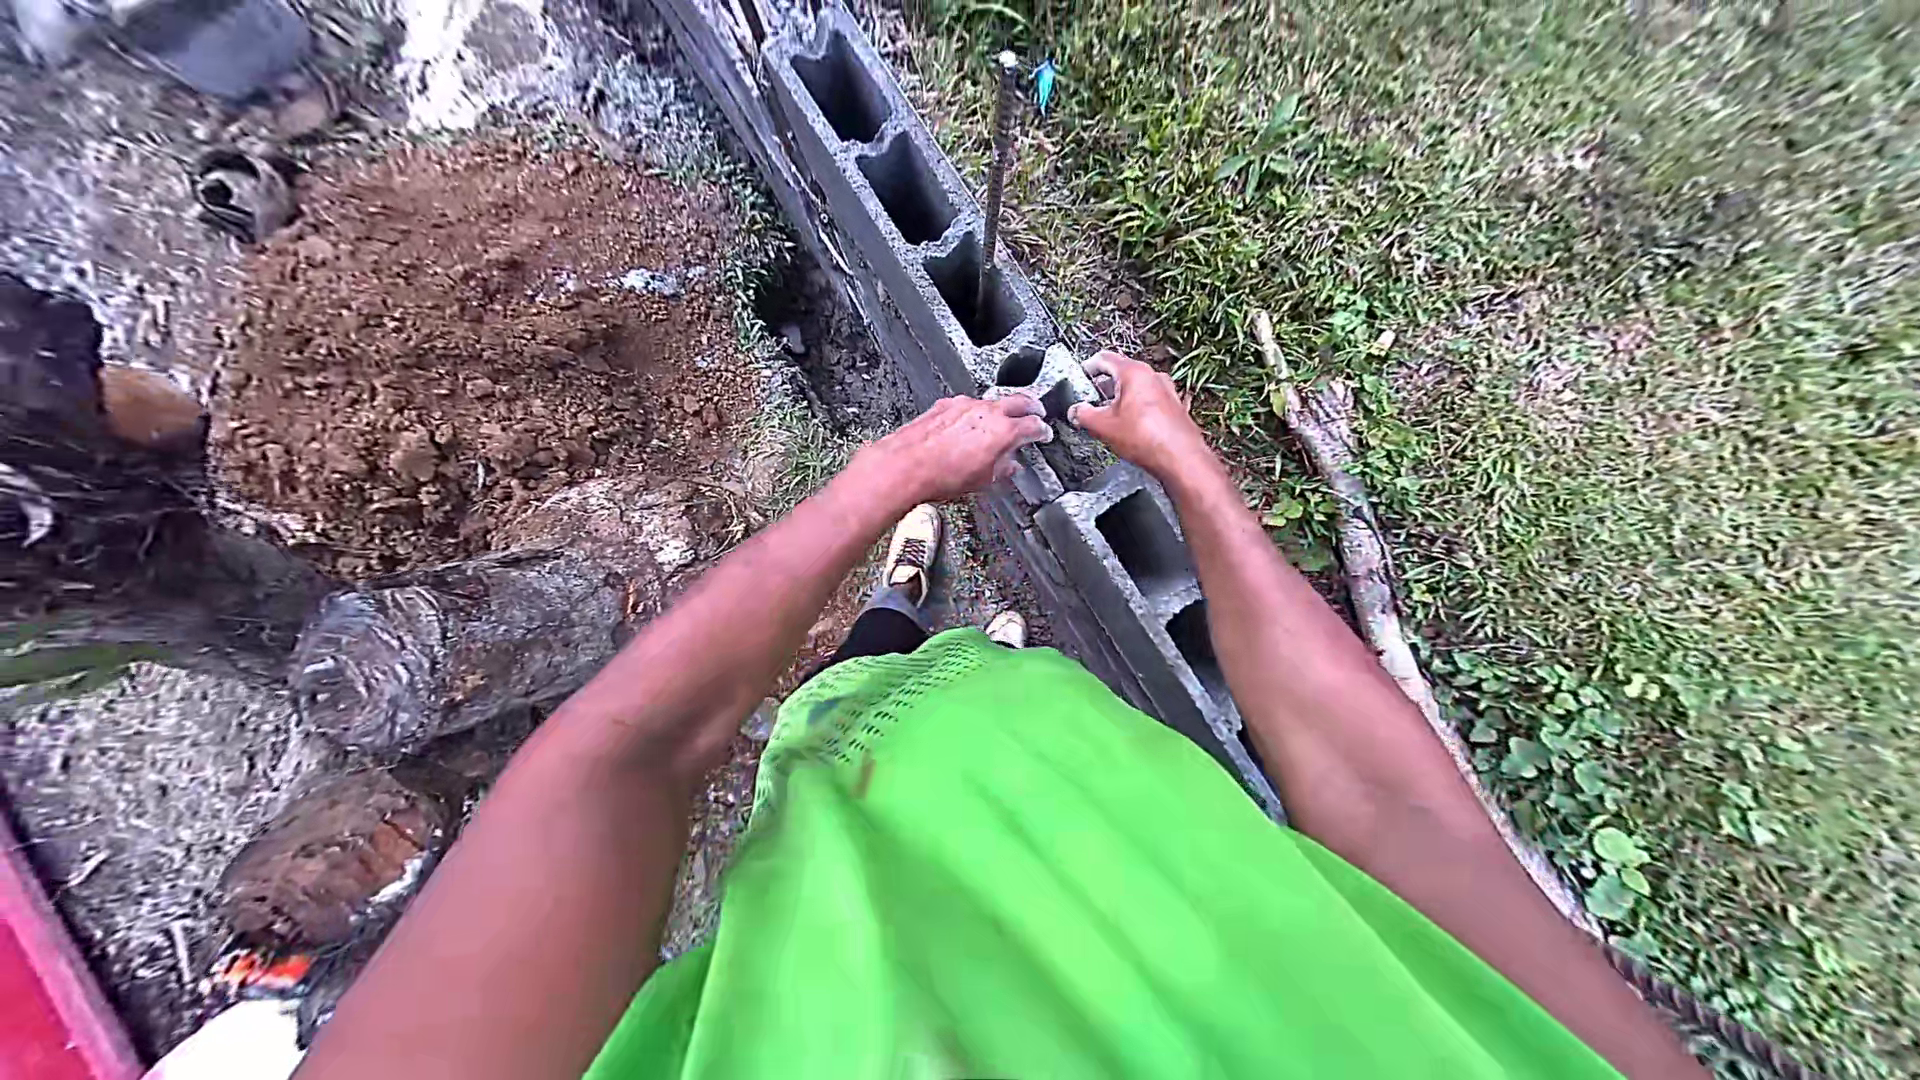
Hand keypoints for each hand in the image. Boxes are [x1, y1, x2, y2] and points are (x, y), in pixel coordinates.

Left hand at [847, 394, 1051, 508]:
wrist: (905, 466)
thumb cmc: (940, 476)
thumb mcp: (983, 481)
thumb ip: (1003, 469)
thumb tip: (1010, 466)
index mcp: (1003, 430)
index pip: (1033, 425)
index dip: (1042, 430)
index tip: (1043, 433)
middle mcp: (986, 411)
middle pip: (1019, 401)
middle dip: (1031, 407)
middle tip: (1036, 413)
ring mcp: (964, 405)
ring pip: (991, 402)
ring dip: (1001, 410)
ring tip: (1001, 422)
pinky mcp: (945, 405)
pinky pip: (968, 405)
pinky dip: (975, 412)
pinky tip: (970, 425)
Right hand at [1067, 350, 1214, 480]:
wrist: (1181, 458)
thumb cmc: (1147, 438)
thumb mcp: (1103, 426)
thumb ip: (1083, 415)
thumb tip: (1076, 411)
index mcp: (1134, 372)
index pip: (1104, 359)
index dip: (1088, 368)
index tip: (1080, 377)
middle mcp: (1153, 376)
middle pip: (1121, 373)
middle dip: (1103, 387)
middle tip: (1090, 402)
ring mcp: (1166, 390)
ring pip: (1136, 387)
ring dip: (1120, 399)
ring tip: (1109, 418)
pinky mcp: (1174, 406)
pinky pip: (1149, 401)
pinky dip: (1136, 408)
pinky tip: (1130, 427)